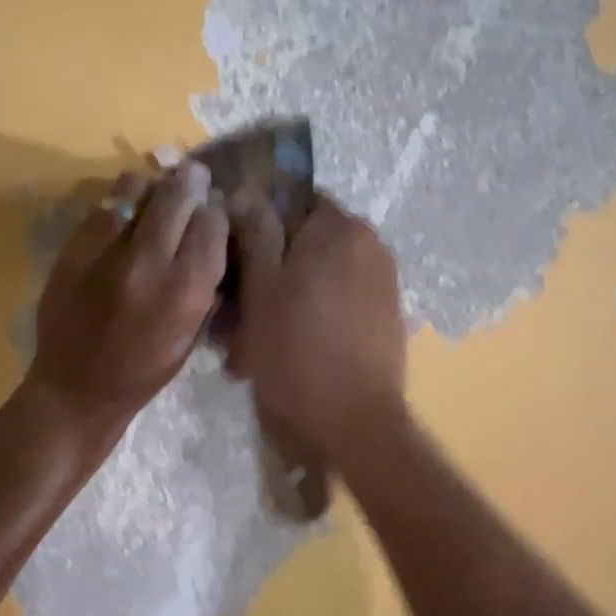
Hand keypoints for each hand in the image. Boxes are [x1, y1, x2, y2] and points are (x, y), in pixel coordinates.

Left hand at [27, 160, 227, 425]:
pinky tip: (122, 216)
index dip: (215, 212)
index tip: (212, 214)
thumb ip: (205, 285)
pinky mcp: (73, 249)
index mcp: (186, 291)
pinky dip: (117, 204)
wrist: (75, 389)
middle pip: (177, 195)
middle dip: (189, 185)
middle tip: (191, 181)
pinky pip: (102, 206)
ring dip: (150, 189)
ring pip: (136, 188)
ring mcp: (106, 252)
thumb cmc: (142, 372)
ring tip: (152, 198)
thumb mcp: (190, 337)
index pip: (213, 221)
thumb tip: (214, 239)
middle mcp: (149, 264)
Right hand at [227, 193, 406, 450]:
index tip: (231, 256)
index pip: (291, 199)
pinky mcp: (385, 317)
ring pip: (320, 274)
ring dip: (287, 295)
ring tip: (255, 337)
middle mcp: (370, 244)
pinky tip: (288, 348)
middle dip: (270, 266)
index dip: (256, 222)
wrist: (352, 423)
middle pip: (307, 240)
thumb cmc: (295, 352)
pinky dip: (311, 315)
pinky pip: (338, 300)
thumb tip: (246, 192)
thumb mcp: (260, 288)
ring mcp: (383, 282)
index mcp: (340, 227)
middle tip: (235, 306)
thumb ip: (255, 232)